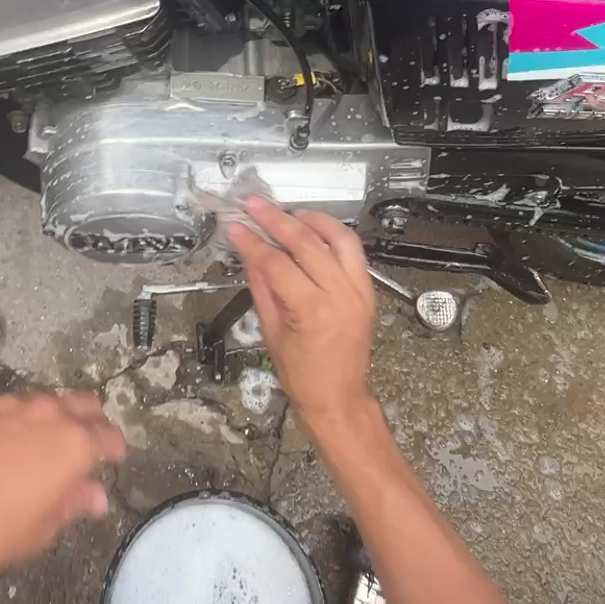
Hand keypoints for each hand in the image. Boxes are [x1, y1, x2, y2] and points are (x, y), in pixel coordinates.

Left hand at [0, 392, 126, 595]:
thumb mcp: (43, 529)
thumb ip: (75, 503)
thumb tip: (96, 496)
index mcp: (73, 443)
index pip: (109, 435)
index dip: (115, 448)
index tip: (115, 457)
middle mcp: (46, 413)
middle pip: (83, 403)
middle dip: (91, 420)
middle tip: (86, 443)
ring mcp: (8, 405)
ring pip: (41, 401)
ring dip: (47, 419)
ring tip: (37, 444)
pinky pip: (1, 409)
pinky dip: (6, 423)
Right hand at [226, 198, 377, 437]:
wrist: (338, 398)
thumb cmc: (301, 374)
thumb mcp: (270, 330)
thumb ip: (261, 285)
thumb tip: (248, 251)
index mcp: (312, 311)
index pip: (277, 263)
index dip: (253, 242)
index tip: (236, 227)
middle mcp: (340, 295)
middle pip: (306, 243)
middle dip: (276, 219)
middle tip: (255, 204)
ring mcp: (359, 291)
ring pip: (338, 238)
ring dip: (312, 219)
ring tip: (288, 211)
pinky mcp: (368, 290)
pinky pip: (353, 251)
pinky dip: (334, 234)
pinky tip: (314, 229)